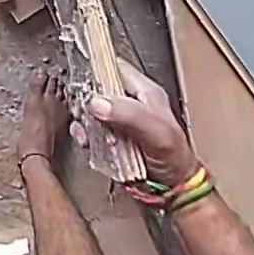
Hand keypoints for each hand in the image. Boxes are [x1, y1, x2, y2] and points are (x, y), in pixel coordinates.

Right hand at [84, 59, 198, 187]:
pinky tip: (88, 141)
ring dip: (82, 119)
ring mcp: (116, 118)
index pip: (113, 66)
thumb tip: (97, 102)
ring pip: (87, 107)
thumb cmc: (173, 159)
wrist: (172, 188)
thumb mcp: (157, 133)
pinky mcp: (107, 134)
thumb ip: (129, 115)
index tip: (80, 77)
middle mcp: (128, 101)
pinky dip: (83, 134)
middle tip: (84, 111)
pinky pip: (86, 127)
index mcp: (143, 91)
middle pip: (94, 86)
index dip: (95, 67)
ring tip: (88, 131)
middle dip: (84, 99)